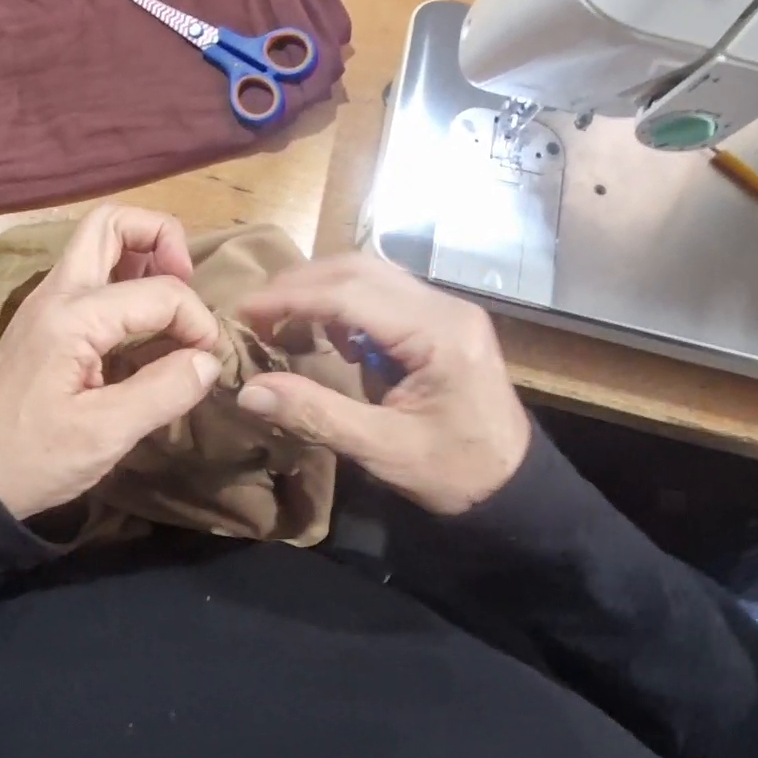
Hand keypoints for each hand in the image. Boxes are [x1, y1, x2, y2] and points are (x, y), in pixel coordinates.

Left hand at [0, 205, 223, 521]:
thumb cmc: (32, 458)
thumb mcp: (104, 435)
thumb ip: (163, 392)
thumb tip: (209, 361)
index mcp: (73, 318)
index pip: (159, 291)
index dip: (196, 320)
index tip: (206, 361)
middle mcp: (57, 293)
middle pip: (111, 223)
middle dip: (161, 238)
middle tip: (186, 285)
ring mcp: (47, 303)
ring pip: (99, 243)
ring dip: (142, 256)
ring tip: (170, 303)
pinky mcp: (46, 320)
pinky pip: (92, 276)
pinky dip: (126, 282)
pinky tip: (145, 326)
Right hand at [233, 253, 530, 515]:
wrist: (512, 487)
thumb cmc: (452, 471)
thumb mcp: (381, 449)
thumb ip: (315, 414)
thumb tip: (250, 390)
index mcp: (438, 334)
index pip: (350, 294)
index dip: (291, 298)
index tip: (246, 310)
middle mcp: (445, 307)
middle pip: (359, 270)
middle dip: (301, 285)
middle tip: (257, 312)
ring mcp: (447, 309)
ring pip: (371, 274)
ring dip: (321, 289)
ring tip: (283, 318)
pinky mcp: (442, 321)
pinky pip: (384, 292)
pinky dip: (345, 302)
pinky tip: (330, 334)